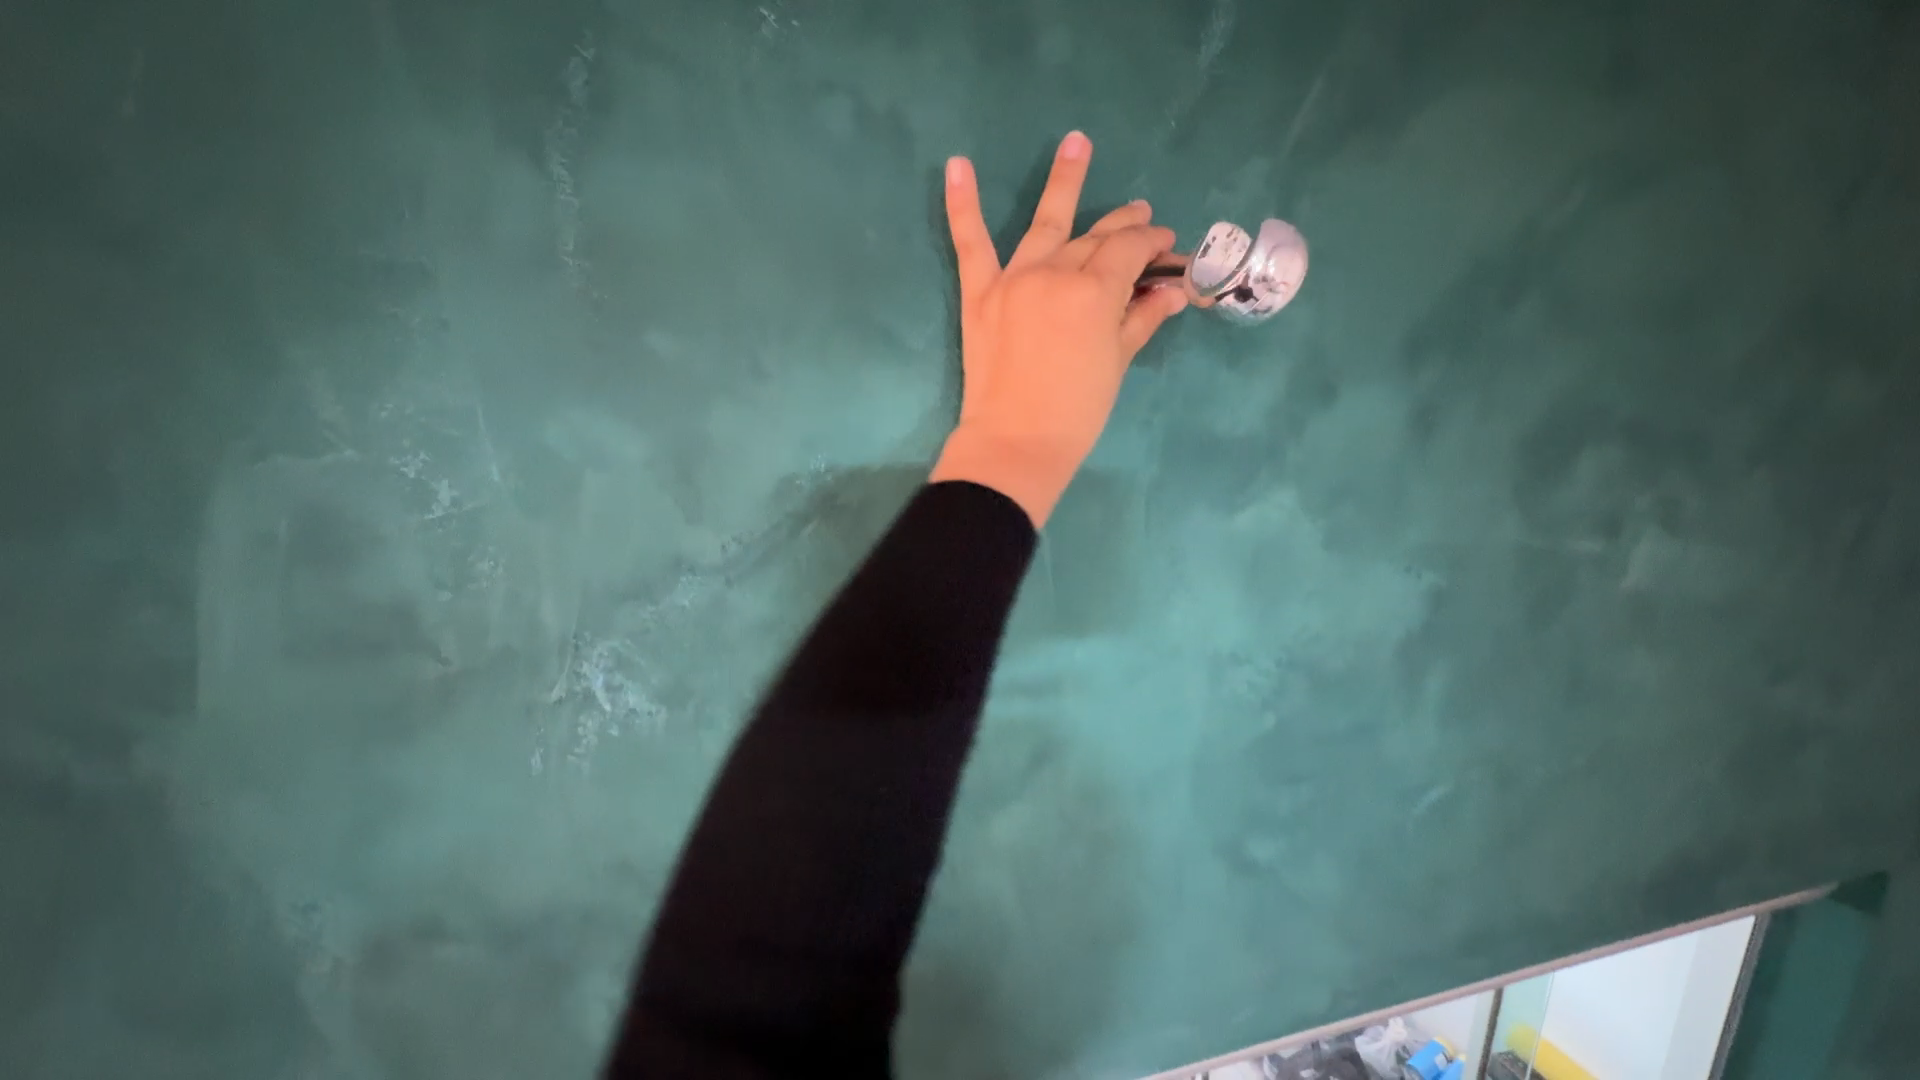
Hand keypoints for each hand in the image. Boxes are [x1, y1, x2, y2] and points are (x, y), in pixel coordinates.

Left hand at [930, 131, 1188, 527]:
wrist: (1014, 443)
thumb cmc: (1075, 413)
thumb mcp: (1116, 364)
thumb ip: (1141, 319)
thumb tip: (1172, 291)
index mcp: (1095, 292)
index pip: (1130, 251)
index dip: (1153, 244)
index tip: (1169, 246)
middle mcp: (1055, 273)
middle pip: (1095, 237)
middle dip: (1124, 224)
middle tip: (1142, 214)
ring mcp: (1014, 280)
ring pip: (1046, 224)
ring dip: (1064, 182)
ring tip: (1076, 143)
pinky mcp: (980, 294)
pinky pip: (970, 243)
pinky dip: (961, 204)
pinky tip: (957, 165)